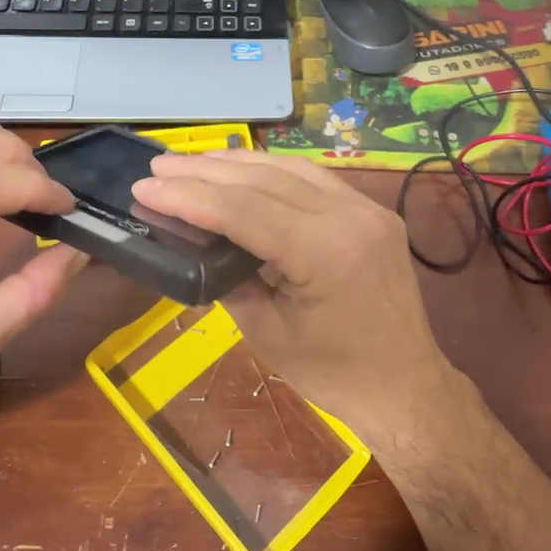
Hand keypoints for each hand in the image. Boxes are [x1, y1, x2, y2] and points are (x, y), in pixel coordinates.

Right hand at [131, 150, 458, 434]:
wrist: (405, 386)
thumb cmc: (333, 374)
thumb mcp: (267, 333)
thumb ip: (228, 279)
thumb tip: (192, 240)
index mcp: (325, 254)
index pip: (243, 210)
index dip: (188, 197)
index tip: (144, 188)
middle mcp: (351, 217)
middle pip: (265, 180)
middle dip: (205, 172)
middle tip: (157, 167)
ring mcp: (368, 209)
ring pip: (290, 169)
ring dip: (237, 164)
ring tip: (191, 163)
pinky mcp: (373, 212)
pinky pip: (314, 180)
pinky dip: (272, 172)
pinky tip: (242, 171)